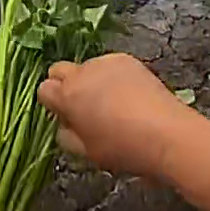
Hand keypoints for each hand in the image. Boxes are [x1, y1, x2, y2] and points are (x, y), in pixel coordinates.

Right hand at [37, 54, 207, 178]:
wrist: (165, 132)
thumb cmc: (122, 148)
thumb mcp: (86, 152)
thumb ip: (67, 134)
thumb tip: (66, 123)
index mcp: (68, 95)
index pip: (44, 89)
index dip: (53, 103)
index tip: (65, 116)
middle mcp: (82, 72)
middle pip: (59, 69)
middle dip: (65, 85)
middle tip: (82, 106)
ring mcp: (106, 61)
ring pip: (87, 67)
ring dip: (91, 80)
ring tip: (112, 102)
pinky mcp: (127, 59)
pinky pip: (109, 65)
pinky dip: (112, 76)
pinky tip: (128, 95)